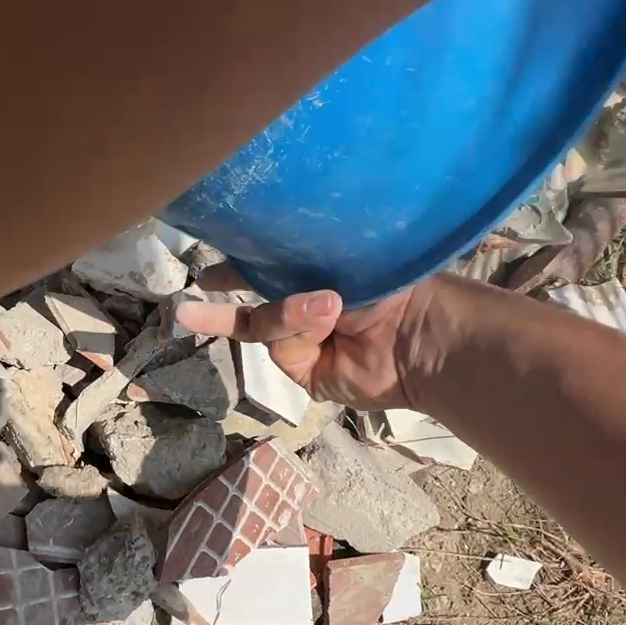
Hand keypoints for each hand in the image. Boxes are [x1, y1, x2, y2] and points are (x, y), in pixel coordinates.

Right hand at [173, 269, 444, 411]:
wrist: (421, 336)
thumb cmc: (393, 286)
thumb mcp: (342, 260)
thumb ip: (298, 261)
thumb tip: (266, 276)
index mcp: (321, 276)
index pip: (273, 267)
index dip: (243, 262)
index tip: (214, 254)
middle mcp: (306, 310)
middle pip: (254, 299)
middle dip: (228, 288)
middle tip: (204, 280)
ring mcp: (300, 343)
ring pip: (263, 322)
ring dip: (287, 312)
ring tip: (330, 308)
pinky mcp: (300, 370)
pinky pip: (278, 346)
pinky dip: (296, 331)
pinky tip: (324, 322)